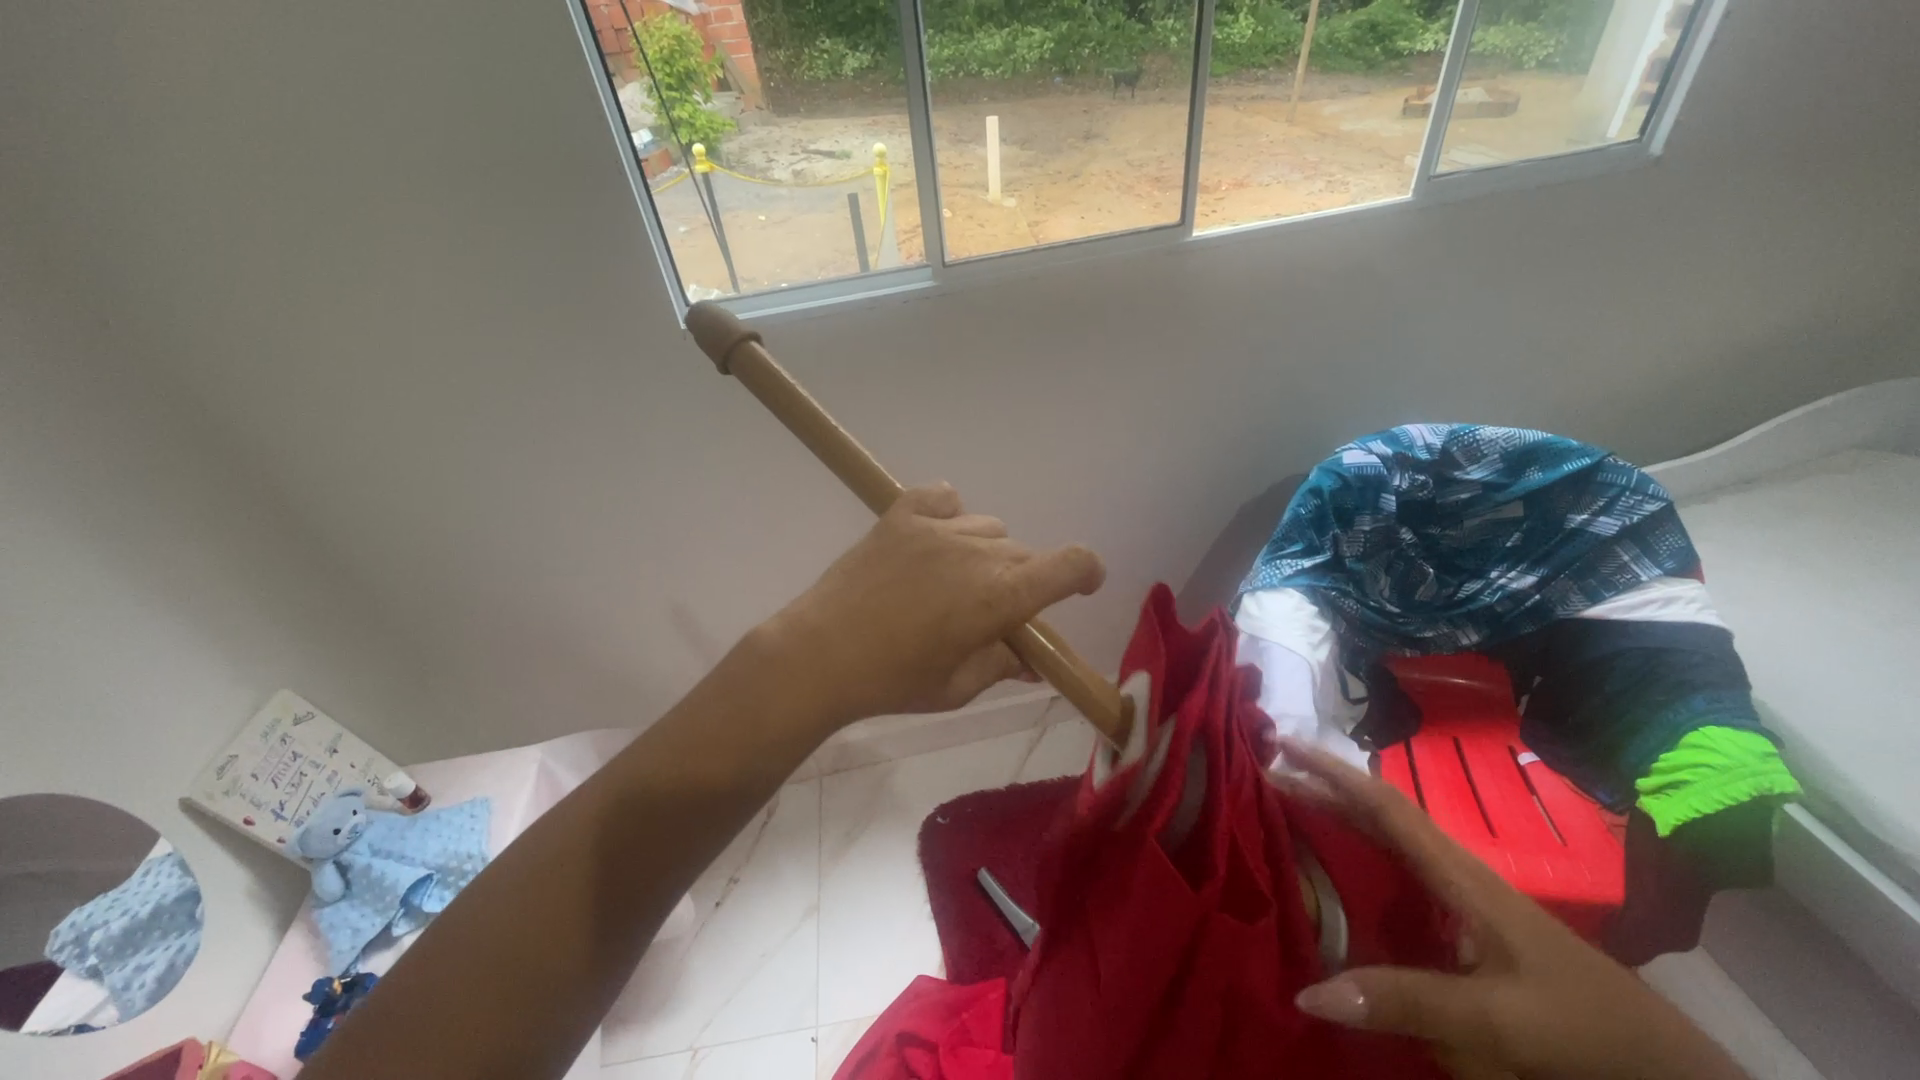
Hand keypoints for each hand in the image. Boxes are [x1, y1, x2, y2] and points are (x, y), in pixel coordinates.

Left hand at [759, 483, 1104, 727]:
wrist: (820, 655)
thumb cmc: (893, 681)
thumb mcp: (958, 687)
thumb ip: (1002, 664)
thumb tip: (1029, 659)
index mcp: (1000, 597)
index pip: (1070, 563)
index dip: (1086, 571)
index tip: (1082, 585)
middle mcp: (978, 554)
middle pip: (1023, 554)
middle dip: (1019, 583)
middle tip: (989, 614)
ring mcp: (938, 529)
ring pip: (987, 529)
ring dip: (984, 554)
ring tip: (951, 583)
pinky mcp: (901, 516)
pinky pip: (944, 497)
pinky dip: (950, 513)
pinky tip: (936, 537)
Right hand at [1273, 738, 1746, 1079]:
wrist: (1655, 1063)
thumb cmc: (1580, 1025)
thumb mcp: (1494, 1019)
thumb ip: (1404, 1000)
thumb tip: (1305, 991)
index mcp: (1461, 876)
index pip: (1386, 808)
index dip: (1333, 772)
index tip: (1284, 744)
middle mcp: (1457, 875)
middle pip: (1380, 816)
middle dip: (1324, 789)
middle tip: (1266, 776)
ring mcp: (1464, 900)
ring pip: (1389, 844)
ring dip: (1339, 820)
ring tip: (1287, 814)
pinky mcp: (1467, 928)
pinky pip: (1398, 879)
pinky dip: (1359, 861)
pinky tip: (1338, 880)